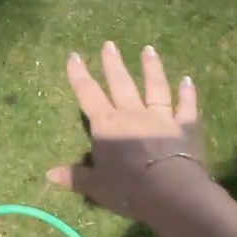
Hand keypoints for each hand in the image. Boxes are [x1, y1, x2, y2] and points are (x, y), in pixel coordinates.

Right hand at [46, 42, 206, 217]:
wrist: (170, 192)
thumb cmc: (127, 188)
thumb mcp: (95, 186)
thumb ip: (74, 176)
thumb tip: (48, 174)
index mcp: (106, 126)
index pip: (88, 95)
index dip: (79, 75)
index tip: (74, 55)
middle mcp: (132, 114)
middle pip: (121, 84)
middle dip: (113, 64)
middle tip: (109, 44)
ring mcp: (161, 118)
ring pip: (155, 88)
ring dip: (152, 68)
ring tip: (149, 50)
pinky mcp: (185, 127)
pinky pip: (186, 107)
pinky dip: (188, 94)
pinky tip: (188, 80)